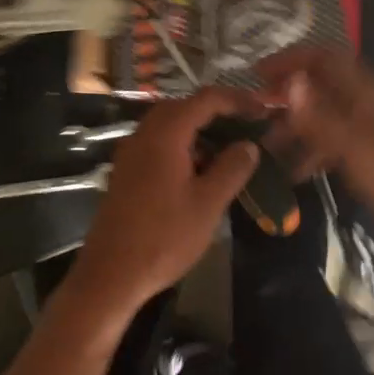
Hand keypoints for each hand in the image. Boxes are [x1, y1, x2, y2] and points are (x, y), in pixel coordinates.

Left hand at [65, 88, 263, 318]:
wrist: (110, 275)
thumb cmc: (164, 238)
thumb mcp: (208, 204)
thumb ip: (232, 169)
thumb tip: (249, 145)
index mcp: (164, 135)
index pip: (205, 100)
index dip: (237, 100)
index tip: (263, 110)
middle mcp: (143, 135)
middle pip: (183, 107)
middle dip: (217, 113)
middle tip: (247, 127)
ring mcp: (130, 154)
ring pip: (169, 127)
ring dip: (199, 132)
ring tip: (229, 152)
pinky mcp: (125, 174)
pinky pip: (158, 146)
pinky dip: (182, 148)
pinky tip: (200, 173)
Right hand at [256, 47, 373, 229]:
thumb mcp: (355, 151)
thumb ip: (320, 119)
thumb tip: (289, 83)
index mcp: (366, 91)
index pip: (323, 57)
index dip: (289, 60)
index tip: (255, 75)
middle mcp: (370, 99)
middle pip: (323, 85)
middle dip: (288, 98)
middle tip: (257, 117)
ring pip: (329, 114)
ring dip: (299, 128)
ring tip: (270, 151)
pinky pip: (341, 138)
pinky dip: (317, 149)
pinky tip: (299, 174)